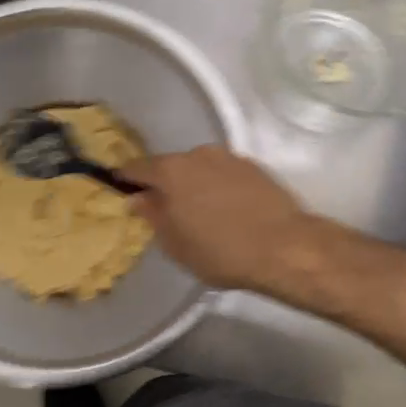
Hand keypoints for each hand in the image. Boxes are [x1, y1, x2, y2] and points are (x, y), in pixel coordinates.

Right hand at [122, 146, 318, 292]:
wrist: (284, 247)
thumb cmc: (221, 251)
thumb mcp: (176, 244)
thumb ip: (153, 216)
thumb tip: (138, 198)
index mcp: (171, 171)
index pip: (138, 167)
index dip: (127, 179)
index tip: (121, 188)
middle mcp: (198, 155)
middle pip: (171, 166)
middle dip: (166, 184)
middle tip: (167, 210)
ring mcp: (229, 157)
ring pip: (200, 168)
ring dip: (195, 184)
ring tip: (202, 213)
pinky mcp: (254, 167)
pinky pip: (224, 174)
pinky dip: (220, 187)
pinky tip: (228, 210)